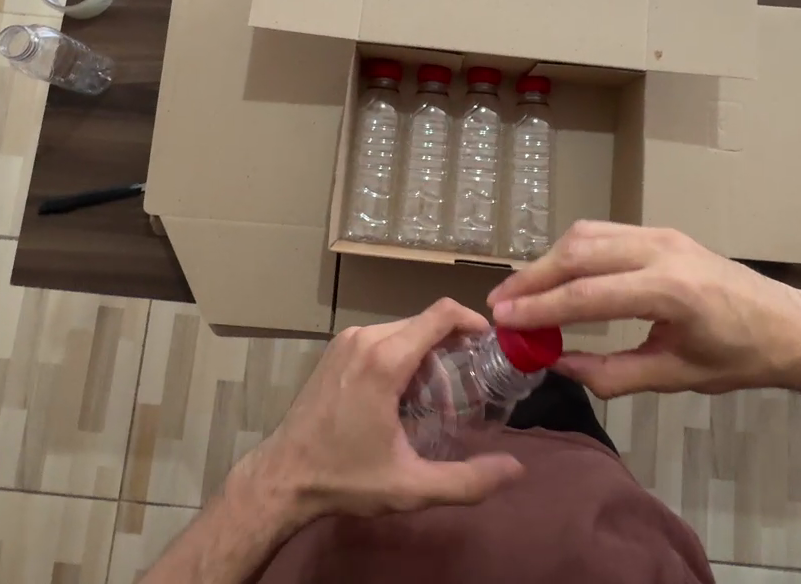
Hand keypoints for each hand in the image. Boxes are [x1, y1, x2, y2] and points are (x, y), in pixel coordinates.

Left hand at [233, 299, 524, 525]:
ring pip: (403, 330)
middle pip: (424, 324)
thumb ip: (468, 479)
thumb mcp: (411, 486)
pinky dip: (401, 355)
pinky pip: (382, 337)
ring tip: (434, 400)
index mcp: (385, 360)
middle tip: (465, 389)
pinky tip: (402, 395)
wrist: (282, 476)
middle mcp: (366, 337)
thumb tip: (517, 469)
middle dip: (450, 350)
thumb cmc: (346, 478)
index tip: (489, 343)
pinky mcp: (336, 347)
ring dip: (425, 355)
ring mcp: (347, 339)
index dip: (471, 320)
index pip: (440, 314)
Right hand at [487, 220, 800, 397]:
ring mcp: (660, 233)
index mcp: (670, 292)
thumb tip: (554, 363)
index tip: (503, 320)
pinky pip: (603, 231)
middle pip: (579, 253)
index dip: (540, 308)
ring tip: (521, 291)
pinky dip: (571, 250)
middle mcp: (661, 251)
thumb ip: (610, 374)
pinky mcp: (659, 230)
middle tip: (500, 304)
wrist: (785, 323)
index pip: (588, 295)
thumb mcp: (674, 377)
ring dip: (547, 260)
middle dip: (533, 278)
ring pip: (586, 234)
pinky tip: (556, 273)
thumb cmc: (736, 358)